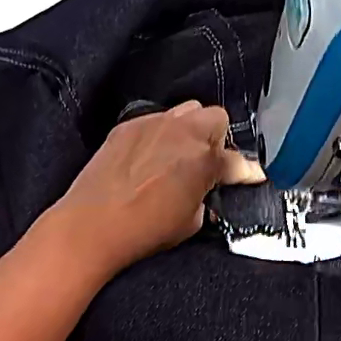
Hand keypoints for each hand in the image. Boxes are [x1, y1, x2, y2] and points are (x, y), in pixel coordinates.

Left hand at [39, 101, 258, 277]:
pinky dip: (161, 133)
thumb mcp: (190, 221)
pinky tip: (151, 155)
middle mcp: (183, 133)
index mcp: (205, 159)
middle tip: (208, 161)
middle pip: (216, 118)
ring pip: (187, 110)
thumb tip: (208, 189)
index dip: (246, 172)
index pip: (238, 161)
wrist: (91, 226)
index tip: (248, 177)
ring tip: (180, 153)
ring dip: (191, 129)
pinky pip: (156, 119)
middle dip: (217, 138)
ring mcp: (154, 124)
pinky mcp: (128, 126)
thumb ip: (207, 195)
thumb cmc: (144, 230)